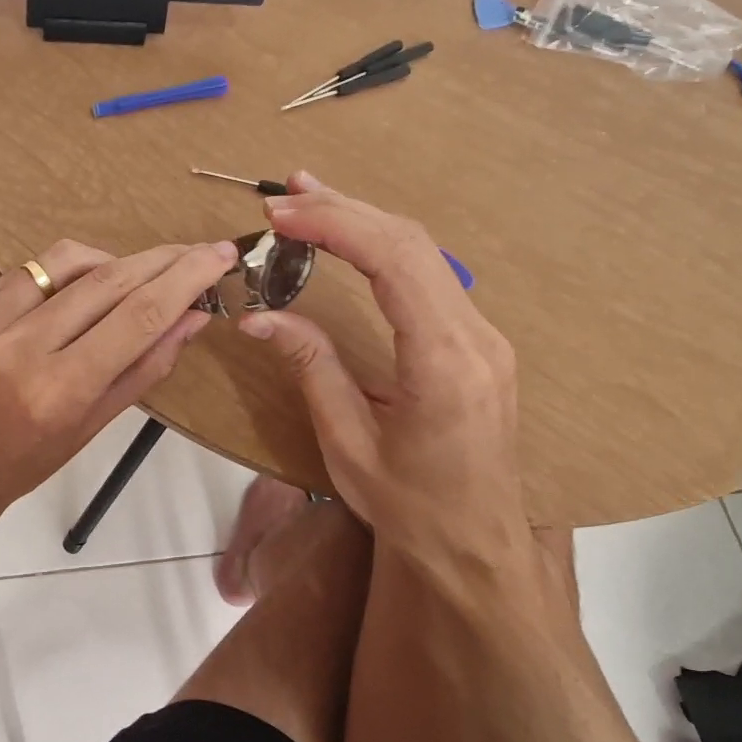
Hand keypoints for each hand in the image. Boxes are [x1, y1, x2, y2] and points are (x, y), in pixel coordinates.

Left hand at [0, 238, 239, 528]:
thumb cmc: (24, 462)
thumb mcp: (93, 426)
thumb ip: (145, 367)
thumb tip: (192, 316)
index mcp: (58, 391)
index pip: (137, 318)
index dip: (185, 279)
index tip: (218, 254)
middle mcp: (22, 349)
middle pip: (108, 282)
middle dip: (162, 260)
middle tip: (198, 251)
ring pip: (70, 261)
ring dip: (118, 259)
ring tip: (144, 272)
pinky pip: (34, 269)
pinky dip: (72, 268)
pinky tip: (90, 282)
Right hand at [239, 173, 525, 559]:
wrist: (476, 545)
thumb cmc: (410, 506)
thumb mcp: (348, 440)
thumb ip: (311, 366)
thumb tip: (258, 317)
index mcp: (445, 361)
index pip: (394, 261)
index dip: (334, 226)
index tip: (280, 216)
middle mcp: (475, 336)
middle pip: (410, 244)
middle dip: (342, 211)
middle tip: (283, 196)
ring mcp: (484, 335)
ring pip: (423, 252)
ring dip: (362, 219)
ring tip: (309, 195)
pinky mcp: (477, 341)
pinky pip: (430, 274)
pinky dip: (383, 245)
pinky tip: (352, 234)